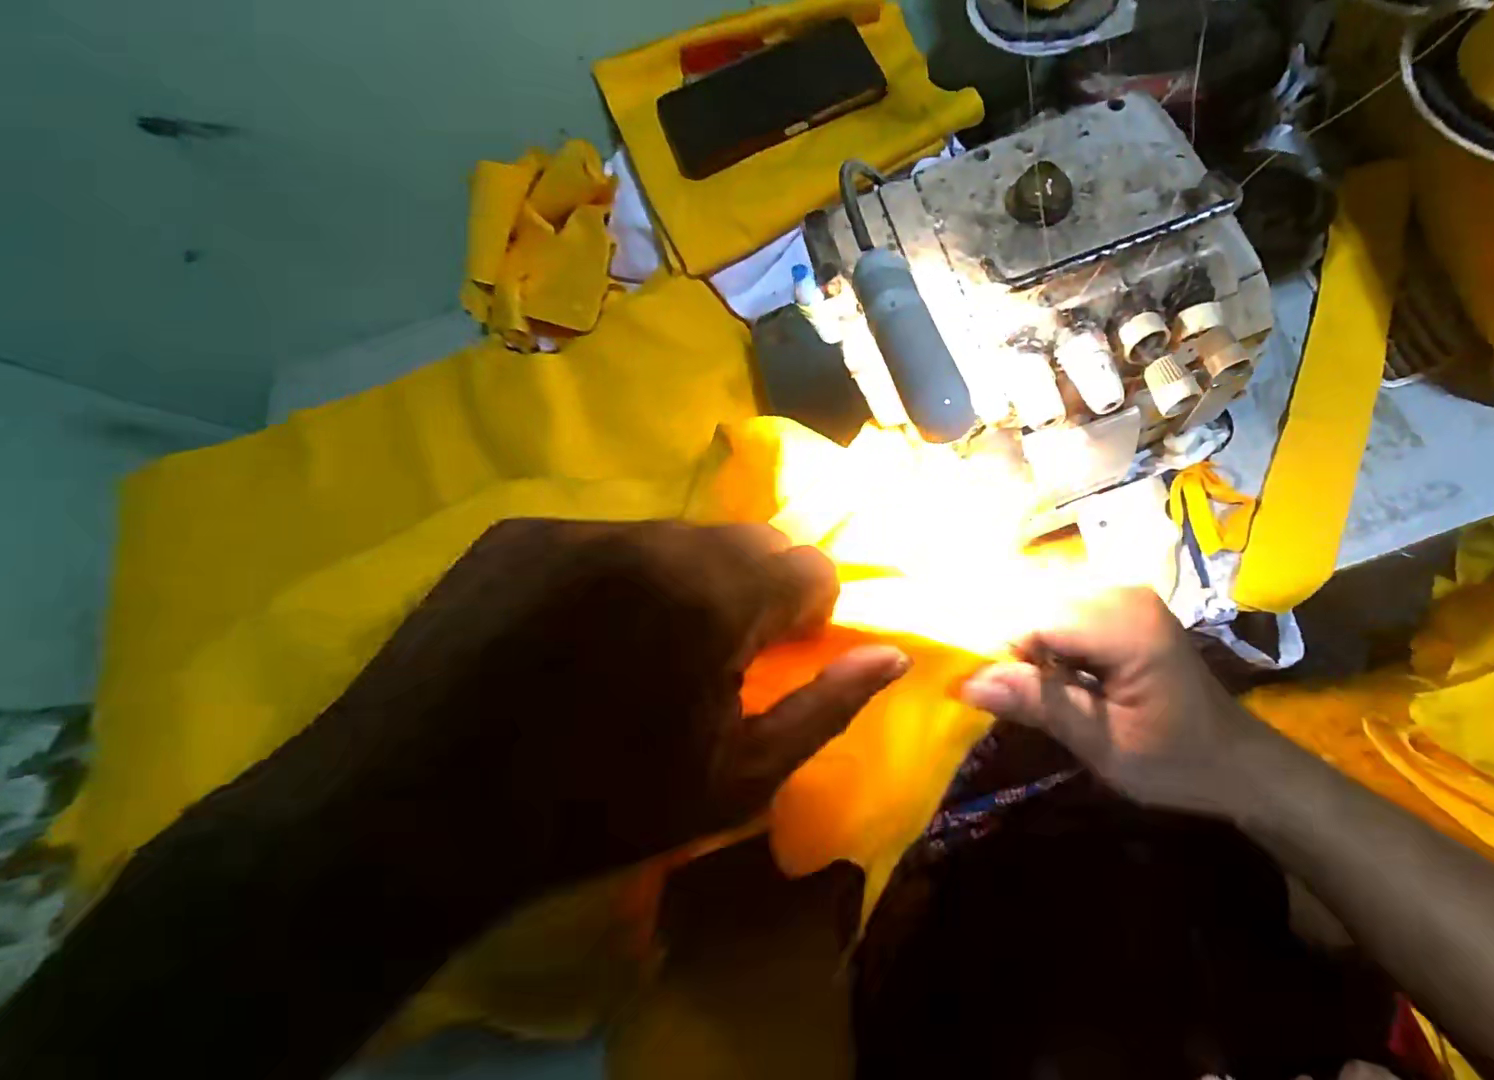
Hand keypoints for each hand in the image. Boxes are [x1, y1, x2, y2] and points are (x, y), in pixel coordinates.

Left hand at [315, 519, 908, 896]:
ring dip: (689, 580)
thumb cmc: (599, 807)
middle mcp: (651, 539)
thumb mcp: (738, 779)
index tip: (772, 658)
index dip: (806, 615)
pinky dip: (620, 576)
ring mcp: (576, 528)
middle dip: (755, 591)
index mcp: (712, 595)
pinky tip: (577, 633)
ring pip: (680, 537)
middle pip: (750, 542)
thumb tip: (893, 656)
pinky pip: (608, 539)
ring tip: (642, 644)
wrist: (404, 822)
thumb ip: (829, 707)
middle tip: (713, 655)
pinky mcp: (516, 533)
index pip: (809, 565)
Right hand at [959, 587, 1266, 816]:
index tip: (991, 699)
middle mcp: (1125, 594)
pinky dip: (1054, 646)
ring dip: (1035, 651)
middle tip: (1021, 703)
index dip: (1005, 659)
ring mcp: (1127, 596)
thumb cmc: (1177, 761)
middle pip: (1041, 610)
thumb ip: (1040, 704)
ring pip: (1049, 611)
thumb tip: (968, 682)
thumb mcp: (1104, 744)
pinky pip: (1068, 615)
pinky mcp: (1125, 607)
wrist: (1236, 761)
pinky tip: (1065, 679)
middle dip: (1020, 654)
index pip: (1037, 623)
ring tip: (1048, 695)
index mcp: (1128, 625)